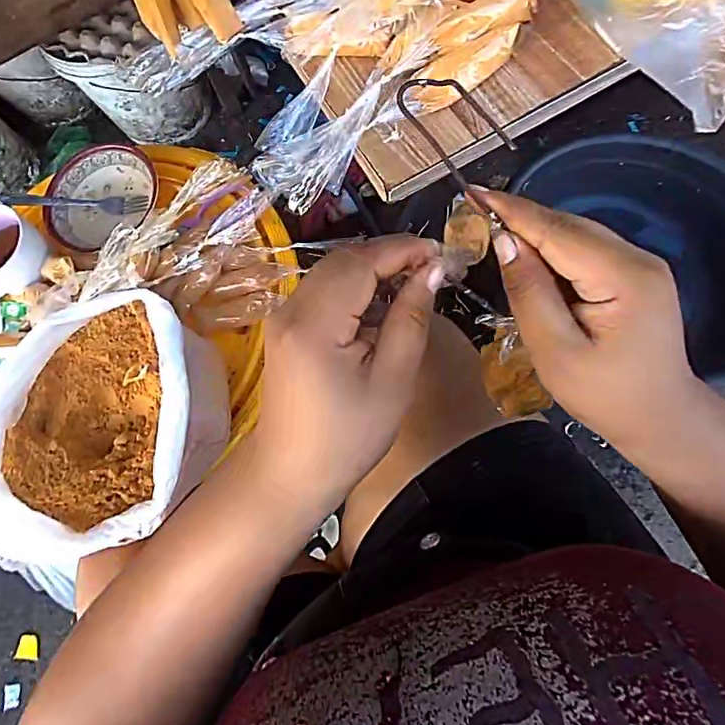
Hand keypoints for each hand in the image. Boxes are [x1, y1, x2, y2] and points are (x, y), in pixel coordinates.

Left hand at [250, 235, 442, 505]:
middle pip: (344, 260)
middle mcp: (290, 309)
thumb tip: (431, 271)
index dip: (403, 250)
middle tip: (433, 268)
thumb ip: (410, 320)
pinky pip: (324, 290)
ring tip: (414, 285)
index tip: (441, 253)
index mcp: (314, 324)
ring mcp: (283, 316)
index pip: (361, 262)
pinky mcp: (285, 326)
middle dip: (390, 256)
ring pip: (333, 271)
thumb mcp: (392, 382)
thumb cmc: (347, 439)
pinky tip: (381, 305)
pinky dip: (356, 287)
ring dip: (374, 269)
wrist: (289, 474)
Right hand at [482, 189, 702, 449]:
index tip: (473, 193)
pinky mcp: (635, 275)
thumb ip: (529, 293)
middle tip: (472, 211)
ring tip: (491, 229)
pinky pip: (585, 251)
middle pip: (569, 228)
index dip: (513, 211)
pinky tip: (528, 255)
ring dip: (535, 233)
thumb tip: (504, 241)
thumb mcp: (556, 352)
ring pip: (576, 236)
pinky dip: (553, 250)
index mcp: (624, 277)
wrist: (661, 419)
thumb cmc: (606, 397)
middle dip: (521, 218)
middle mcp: (638, 259)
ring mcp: (640, 265)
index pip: (558, 232)